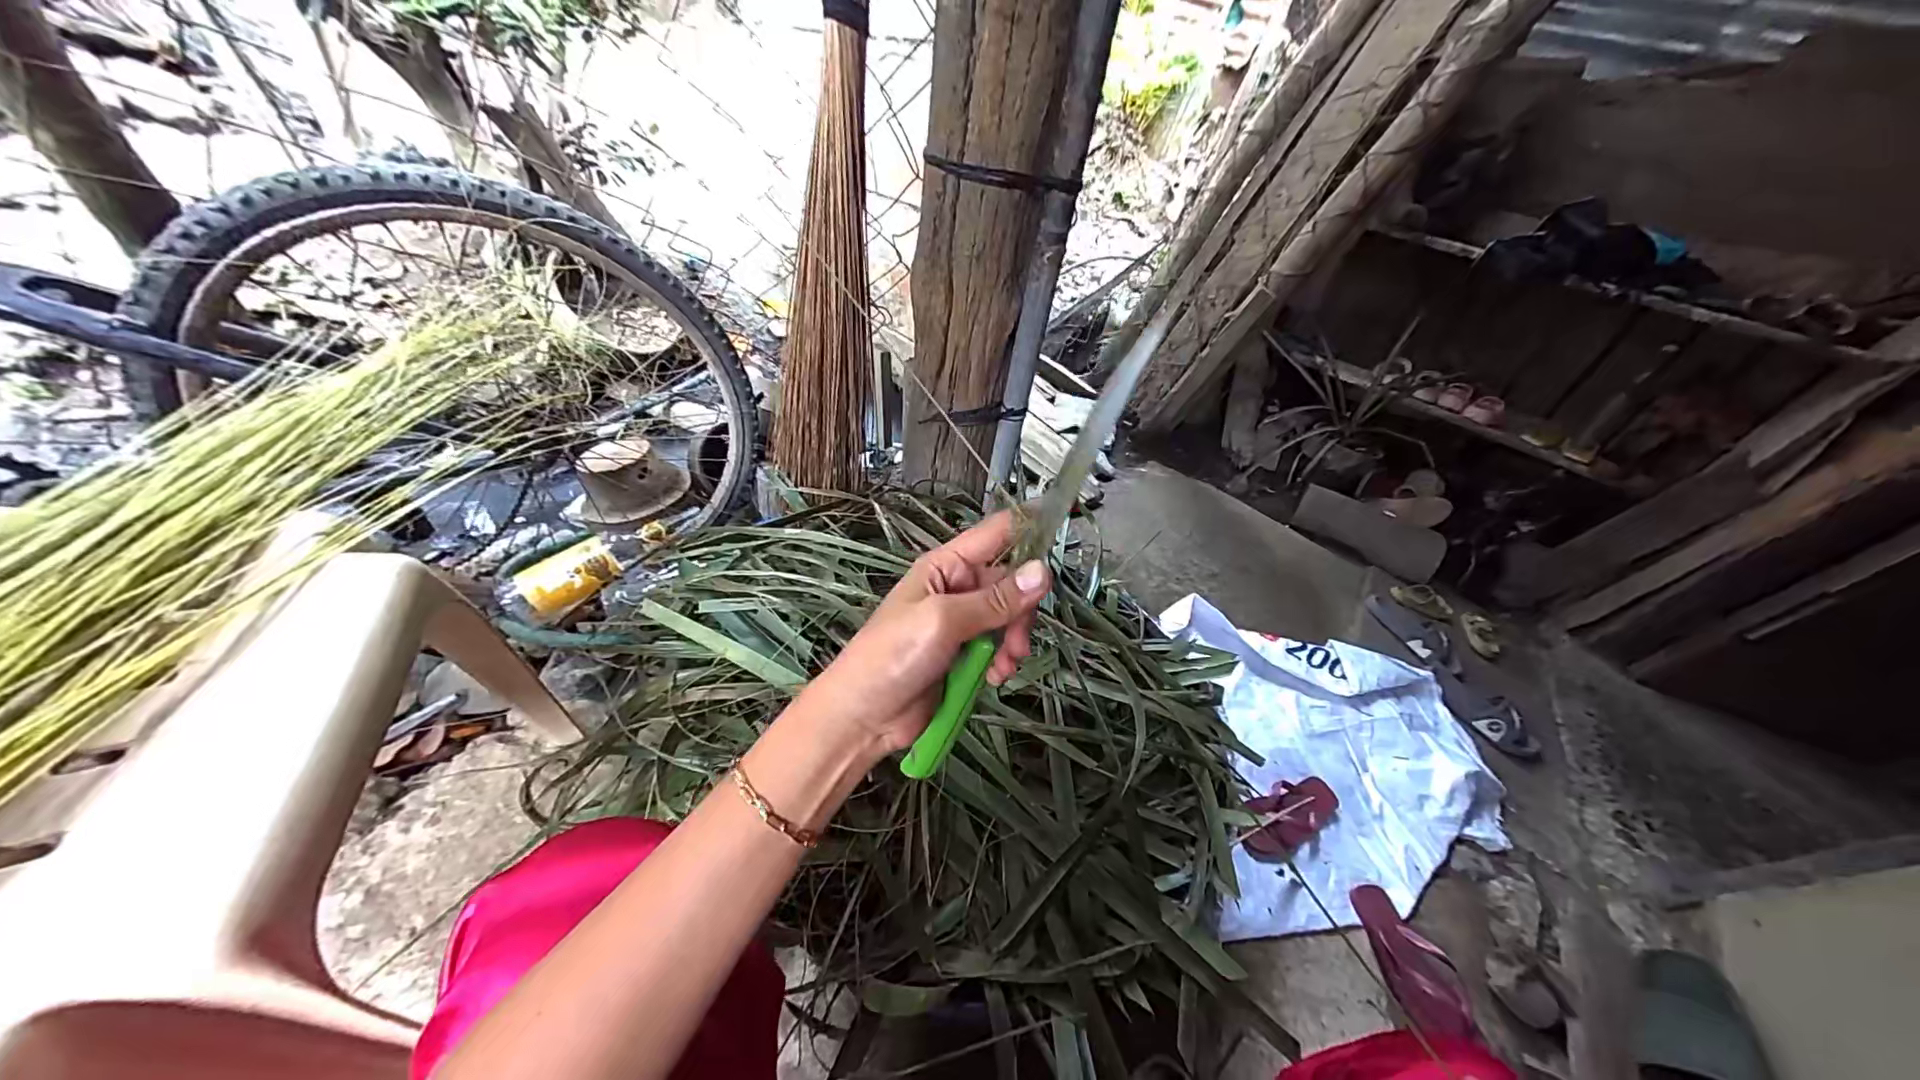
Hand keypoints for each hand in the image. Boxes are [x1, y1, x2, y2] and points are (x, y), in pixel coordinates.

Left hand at [795, 510, 1050, 757]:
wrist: (862, 717)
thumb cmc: (891, 657)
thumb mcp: (943, 622)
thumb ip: (995, 600)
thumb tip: (1042, 571)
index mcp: (945, 566)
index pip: (997, 533)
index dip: (1030, 529)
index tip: (1067, 527)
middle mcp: (956, 588)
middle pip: (1011, 582)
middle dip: (1021, 611)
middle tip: (1016, 642)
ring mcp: (960, 622)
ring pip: (1010, 618)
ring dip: (1013, 641)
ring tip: (1003, 666)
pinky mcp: (964, 653)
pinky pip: (999, 646)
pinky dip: (1003, 660)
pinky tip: (993, 678)